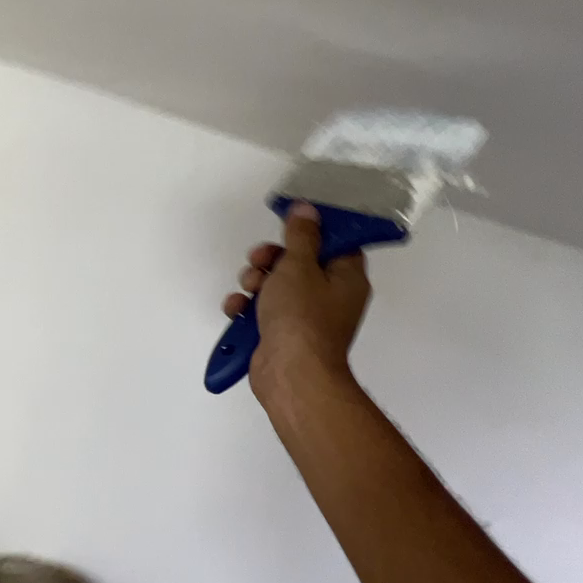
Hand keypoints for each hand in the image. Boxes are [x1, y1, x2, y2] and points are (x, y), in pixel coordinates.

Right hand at [222, 202, 371, 398]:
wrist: (290, 374)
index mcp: (346, 277)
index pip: (335, 243)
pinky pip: (262, 309)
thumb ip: (300, 235)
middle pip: (298, 262)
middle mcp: (330, 296)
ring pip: (275, 284)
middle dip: (271, 259)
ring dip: (254, 282)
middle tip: (260, 261)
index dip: (310, 231)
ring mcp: (305, 316)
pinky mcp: (282, 332)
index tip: (287, 224)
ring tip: (248, 290)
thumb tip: (307, 209)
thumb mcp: (298, 267)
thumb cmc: (301, 316)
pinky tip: (237, 310)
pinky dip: (247, 307)